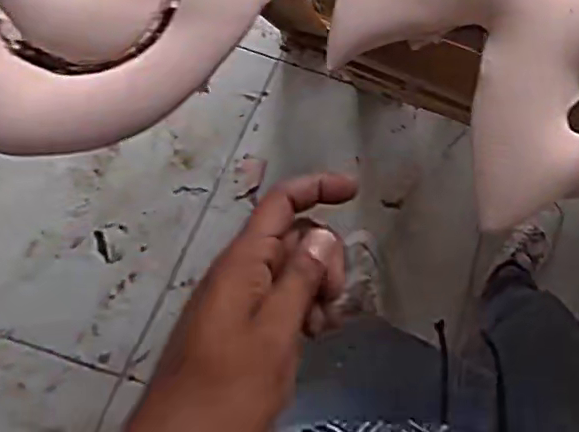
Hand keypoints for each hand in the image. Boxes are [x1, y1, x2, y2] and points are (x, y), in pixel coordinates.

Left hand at [126, 172, 358, 431]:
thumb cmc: (224, 392)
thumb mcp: (274, 334)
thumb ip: (301, 279)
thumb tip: (324, 233)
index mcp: (241, 261)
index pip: (282, 201)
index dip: (319, 186)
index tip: (353, 191)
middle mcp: (237, 271)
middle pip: (292, 234)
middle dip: (323, 255)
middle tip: (333, 298)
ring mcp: (235, 299)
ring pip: (289, 268)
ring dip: (315, 285)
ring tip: (322, 325)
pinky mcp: (236, 326)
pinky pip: (277, 296)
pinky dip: (301, 306)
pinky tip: (310, 335)